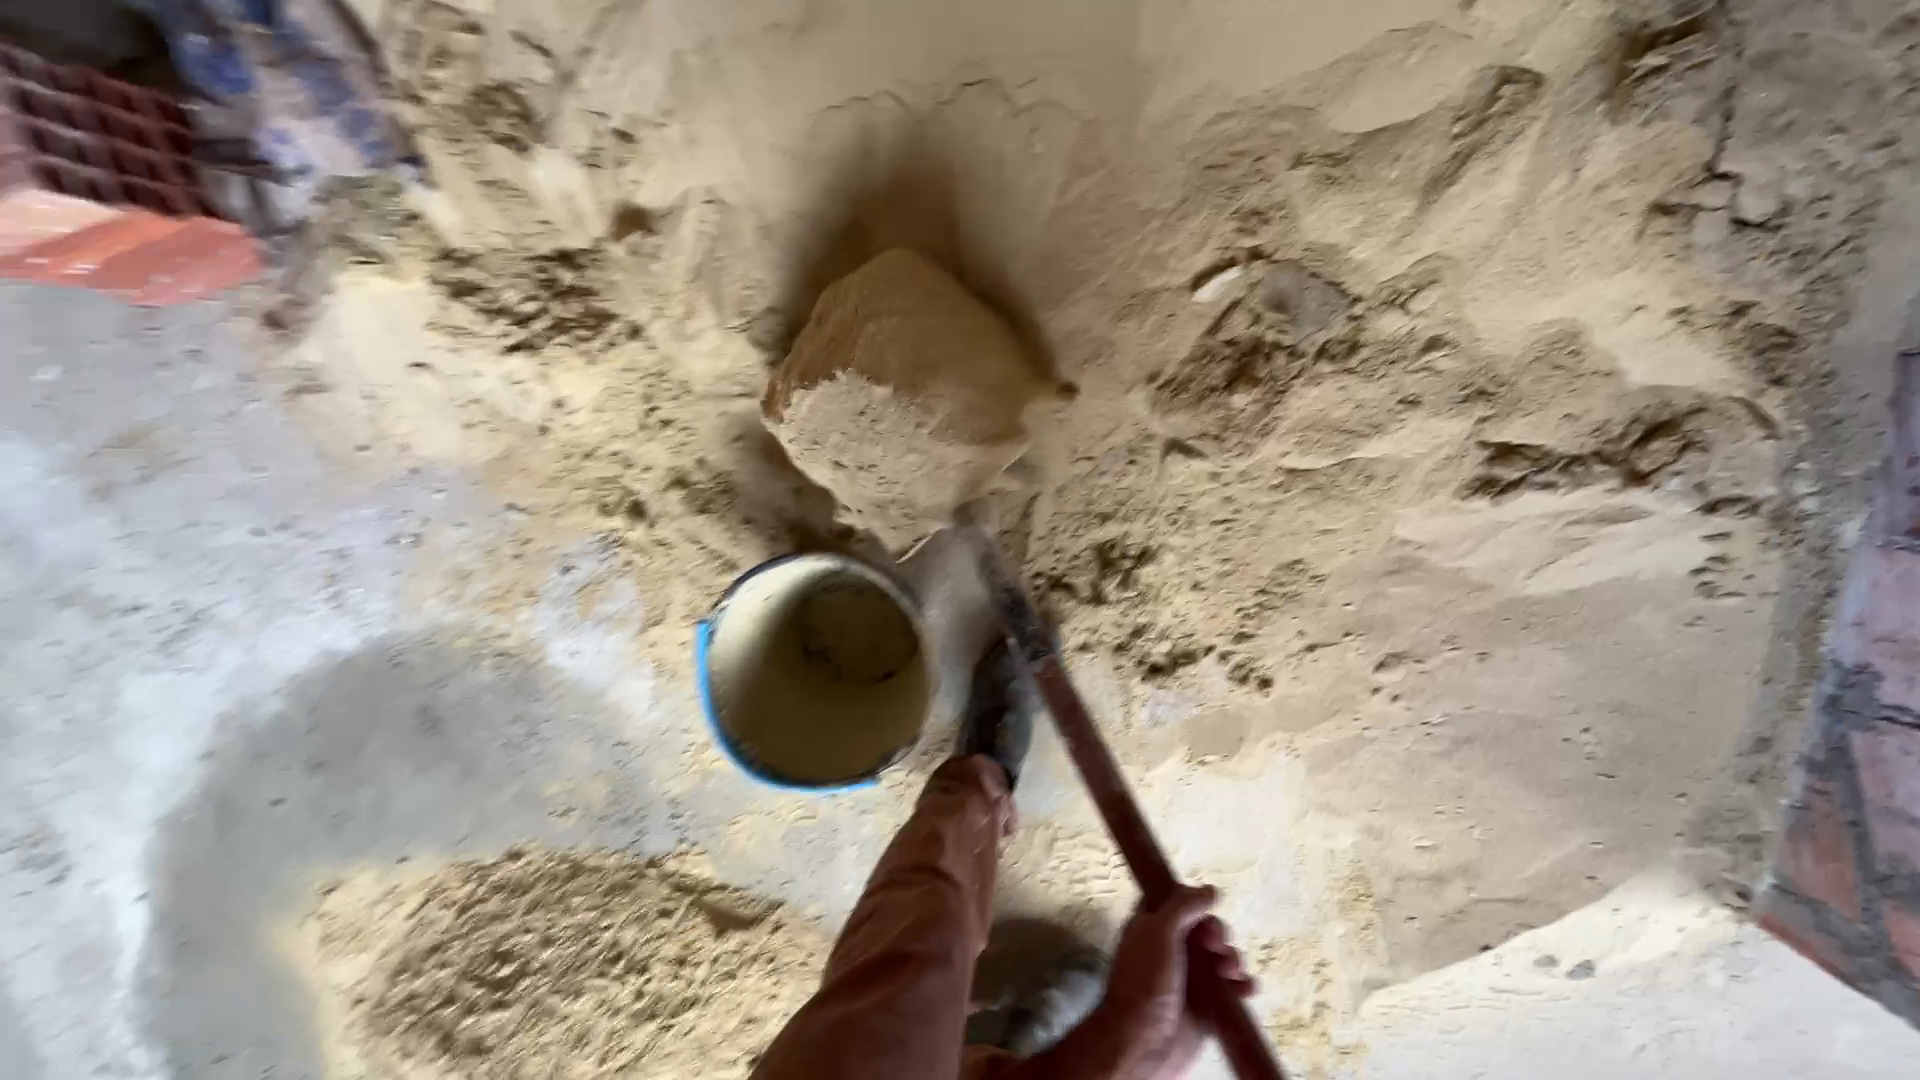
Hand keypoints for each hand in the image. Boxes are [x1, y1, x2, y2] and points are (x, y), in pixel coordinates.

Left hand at [1094, 884, 1255, 1079]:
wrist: (1145, 1042)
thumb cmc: (1145, 981)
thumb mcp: (1158, 931)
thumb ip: (1183, 906)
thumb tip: (1211, 889)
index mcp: (1151, 926)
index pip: (1175, 902)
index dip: (1192, 900)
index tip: (1204, 905)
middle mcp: (1171, 948)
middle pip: (1204, 927)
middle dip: (1217, 932)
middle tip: (1215, 943)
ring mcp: (1190, 977)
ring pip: (1221, 956)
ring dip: (1232, 957)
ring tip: (1230, 969)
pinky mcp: (1208, 1005)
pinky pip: (1232, 988)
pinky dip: (1242, 985)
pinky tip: (1246, 987)